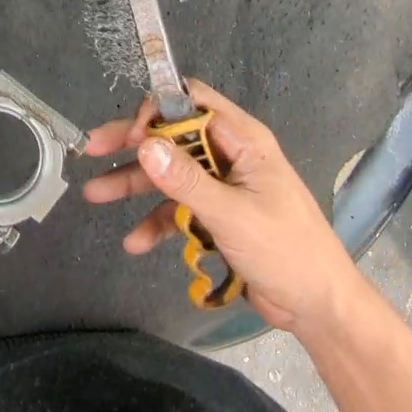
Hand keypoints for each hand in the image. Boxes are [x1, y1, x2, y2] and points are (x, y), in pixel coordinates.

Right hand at [82, 80, 364, 333]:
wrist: (319, 307)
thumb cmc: (285, 250)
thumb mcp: (231, 214)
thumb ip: (185, 180)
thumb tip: (144, 144)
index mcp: (243, 140)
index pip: (192, 103)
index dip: (158, 111)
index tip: (133, 137)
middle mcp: (230, 155)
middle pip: (172, 137)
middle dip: (132, 144)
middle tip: (92, 150)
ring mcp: (222, 186)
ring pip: (168, 173)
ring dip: (134, 184)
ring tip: (94, 195)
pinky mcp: (216, 216)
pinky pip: (177, 209)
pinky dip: (155, 222)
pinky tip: (136, 243)